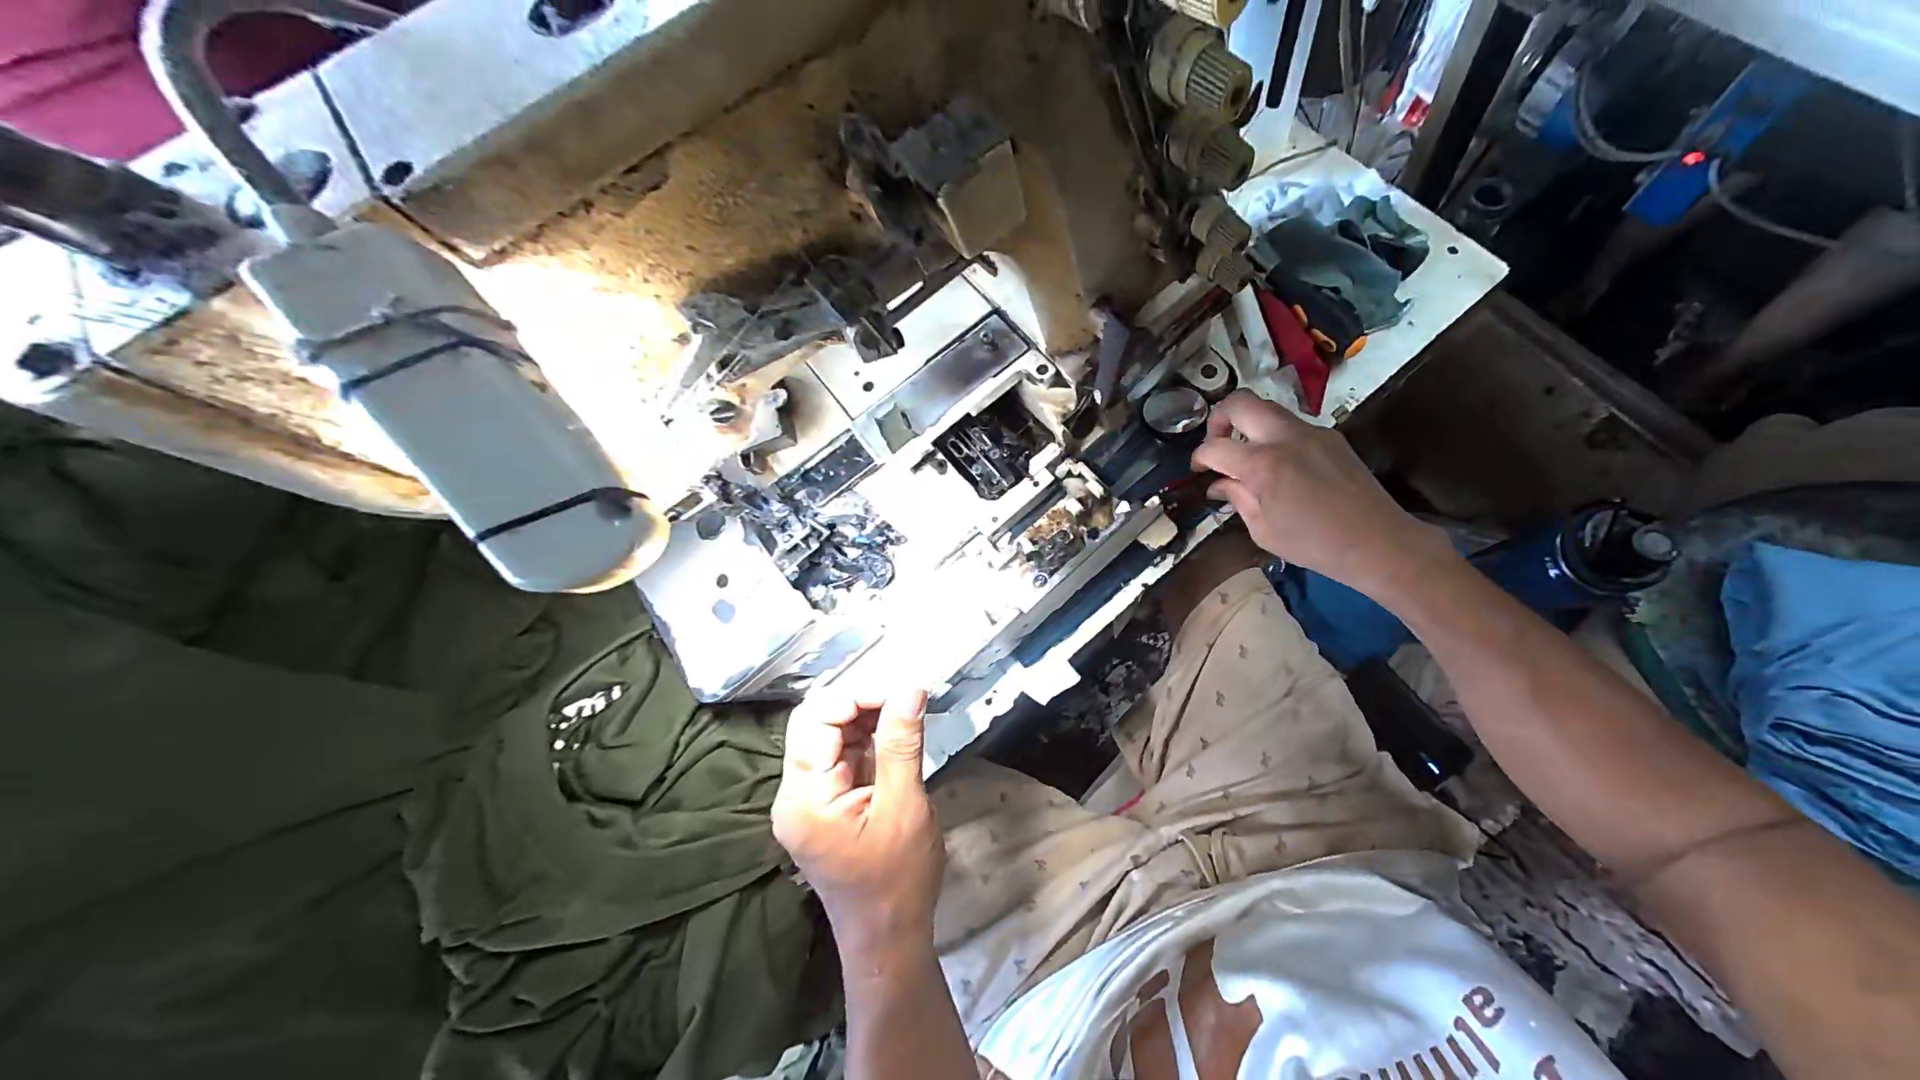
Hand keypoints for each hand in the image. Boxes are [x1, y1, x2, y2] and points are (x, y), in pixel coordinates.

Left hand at [772, 690, 942, 956]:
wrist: (889, 938)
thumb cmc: (897, 879)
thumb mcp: (904, 806)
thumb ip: (901, 744)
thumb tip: (910, 689)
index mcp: (803, 797)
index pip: (815, 721)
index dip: (855, 695)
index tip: (900, 690)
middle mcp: (796, 793)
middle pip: (818, 724)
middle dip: (861, 703)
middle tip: (906, 697)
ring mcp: (810, 798)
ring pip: (832, 736)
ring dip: (868, 718)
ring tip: (907, 710)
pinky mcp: (828, 803)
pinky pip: (844, 756)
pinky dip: (869, 739)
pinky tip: (896, 731)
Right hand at [1191, 391, 1453, 594]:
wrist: (1376, 541)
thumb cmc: (1313, 544)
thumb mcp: (1263, 530)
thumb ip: (1238, 499)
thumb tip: (1220, 484)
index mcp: (1263, 464)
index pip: (1215, 447)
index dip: (1199, 458)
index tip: (1198, 470)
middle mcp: (1285, 437)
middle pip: (1240, 402)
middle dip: (1219, 419)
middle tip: (1217, 444)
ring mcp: (1312, 432)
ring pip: (1268, 408)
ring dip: (1249, 423)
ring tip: (1246, 453)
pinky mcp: (1331, 437)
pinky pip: (1292, 424)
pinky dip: (1274, 435)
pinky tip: (1279, 464)